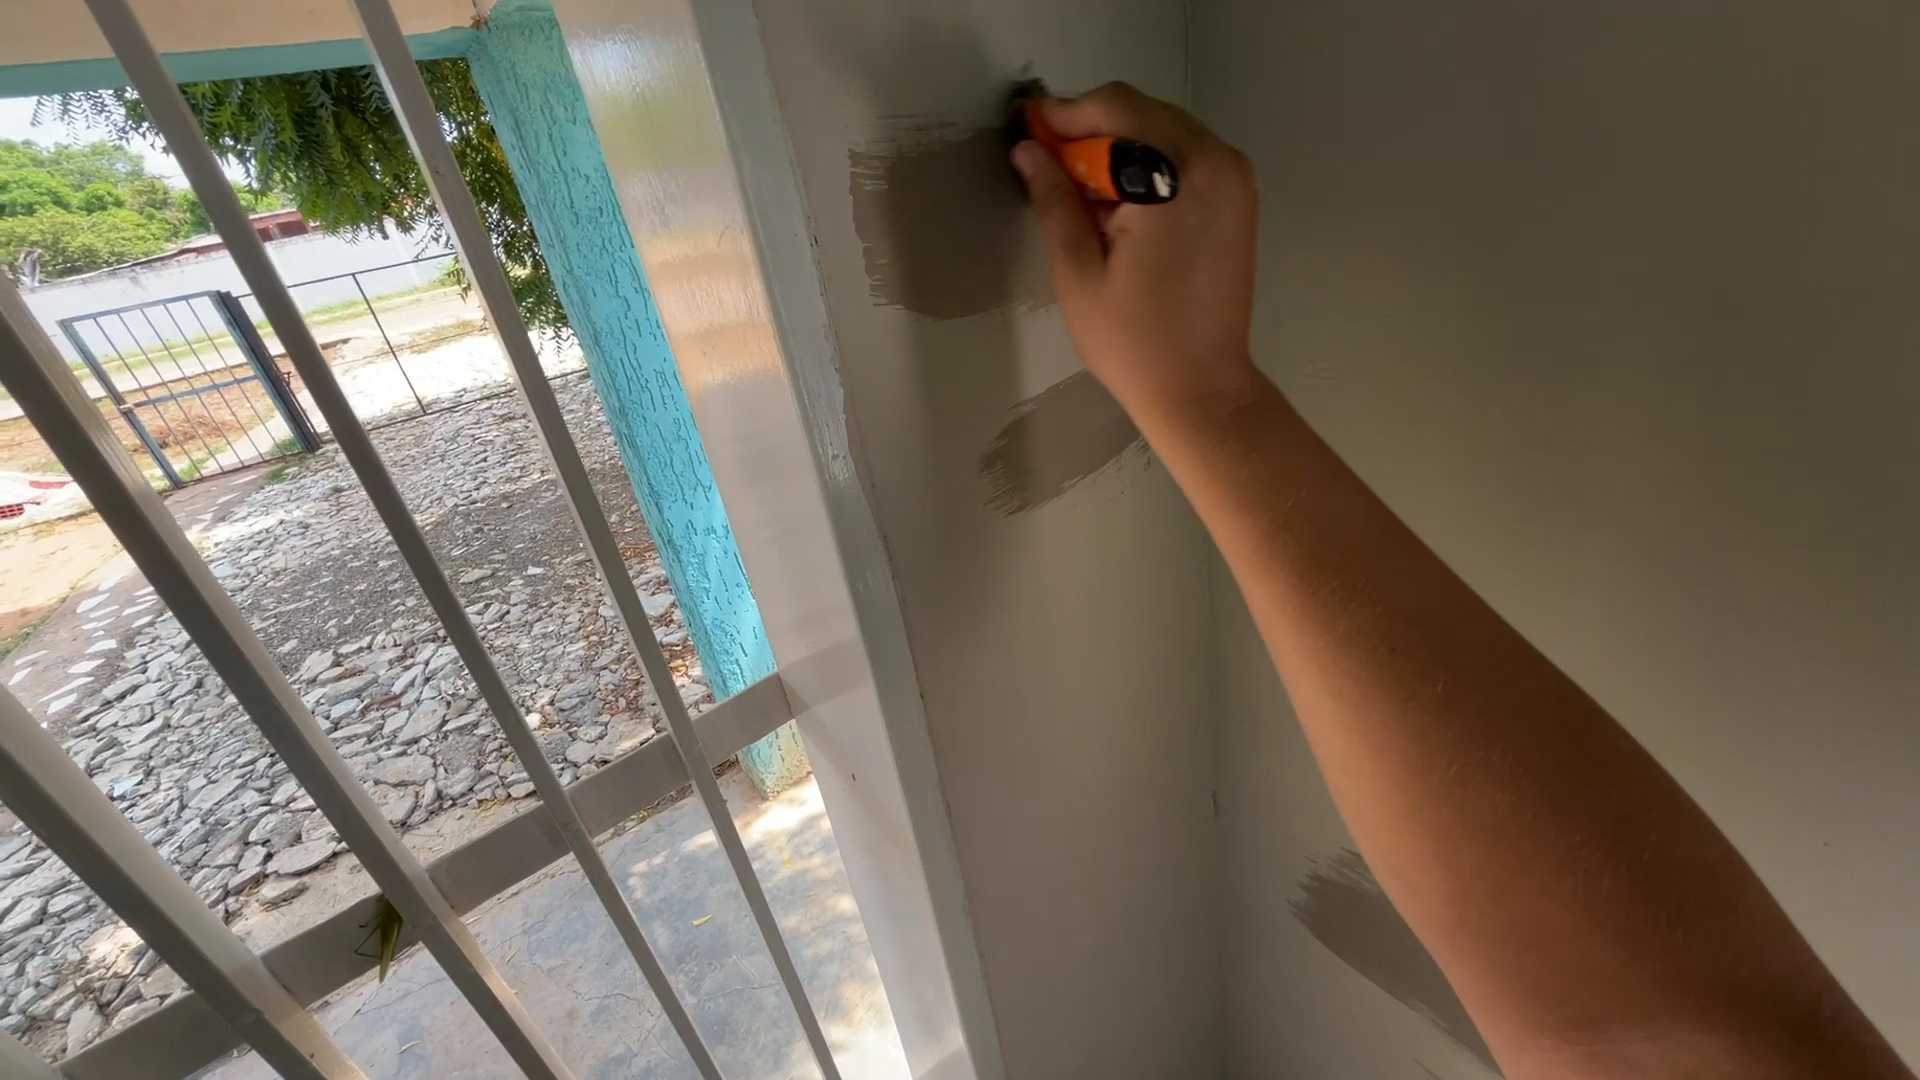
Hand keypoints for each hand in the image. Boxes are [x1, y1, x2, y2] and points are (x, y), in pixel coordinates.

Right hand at [1012, 82, 1260, 419]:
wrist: (1200, 389)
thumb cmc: (1133, 342)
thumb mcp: (1079, 272)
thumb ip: (1055, 202)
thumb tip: (1028, 150)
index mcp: (1176, 175)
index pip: (1116, 110)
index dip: (1066, 114)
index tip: (1028, 128)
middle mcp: (1217, 161)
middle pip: (1144, 115)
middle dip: (1092, 132)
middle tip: (1048, 163)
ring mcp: (1235, 179)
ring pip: (1166, 135)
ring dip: (1120, 151)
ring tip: (1080, 192)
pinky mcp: (1239, 202)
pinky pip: (1187, 161)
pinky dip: (1150, 169)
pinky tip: (1120, 206)